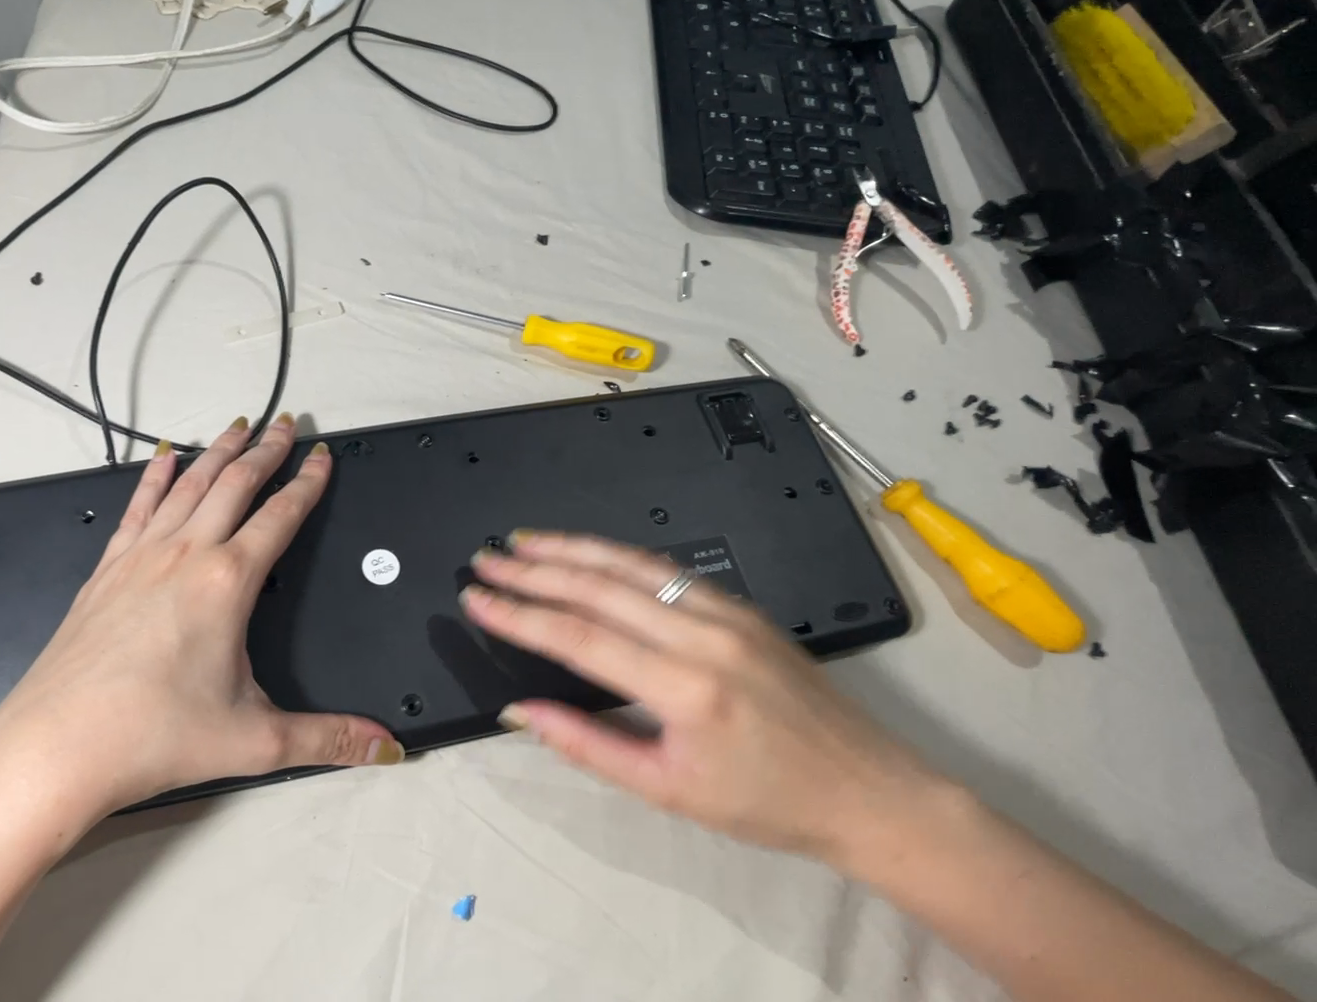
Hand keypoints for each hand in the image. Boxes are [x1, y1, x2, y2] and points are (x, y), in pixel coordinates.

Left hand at [0, 415, 403, 835]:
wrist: (56, 747)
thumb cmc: (151, 737)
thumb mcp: (254, 740)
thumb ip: (326, 738)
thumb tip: (383, 746)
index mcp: (227, 583)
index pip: (280, 517)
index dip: (307, 483)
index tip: (321, 456)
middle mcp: (184, 555)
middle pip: (234, 484)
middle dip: (266, 450)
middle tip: (286, 422)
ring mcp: (139, 557)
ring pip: (187, 485)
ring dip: (217, 452)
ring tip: (237, 426)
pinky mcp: (106, 571)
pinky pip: (137, 507)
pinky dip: (154, 477)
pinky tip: (162, 458)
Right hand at [462, 531, 944, 864]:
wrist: (869, 791)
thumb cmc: (765, 804)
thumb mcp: (667, 791)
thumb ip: (586, 744)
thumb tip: (519, 710)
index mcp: (686, 688)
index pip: (580, 638)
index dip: (520, 615)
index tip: (476, 599)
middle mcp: (706, 635)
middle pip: (600, 587)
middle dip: (534, 570)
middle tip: (485, 559)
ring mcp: (728, 612)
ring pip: (633, 565)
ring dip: (572, 548)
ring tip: (523, 541)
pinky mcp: (742, 606)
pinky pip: (666, 570)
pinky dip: (615, 556)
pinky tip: (587, 553)